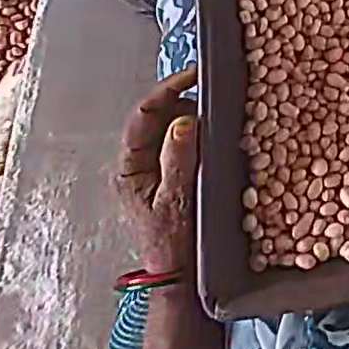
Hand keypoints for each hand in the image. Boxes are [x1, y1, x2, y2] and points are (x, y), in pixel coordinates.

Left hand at [116, 66, 200, 273]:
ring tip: (219, 122)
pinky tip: (217, 136)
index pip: (143, 115)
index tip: (195, 73)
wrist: (182, 275)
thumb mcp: (176, 202)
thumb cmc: (173, 243)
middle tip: (215, 99)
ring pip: (174, 122)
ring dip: (196, 116)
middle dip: (186, 102)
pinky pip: (186, 138)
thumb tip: (185, 120)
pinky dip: (202, 131)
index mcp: (129, 166)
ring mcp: (157, 163)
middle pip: (159, 113)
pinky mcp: (175, 168)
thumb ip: (179, 160)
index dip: (168, 88)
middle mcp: (139, 159)